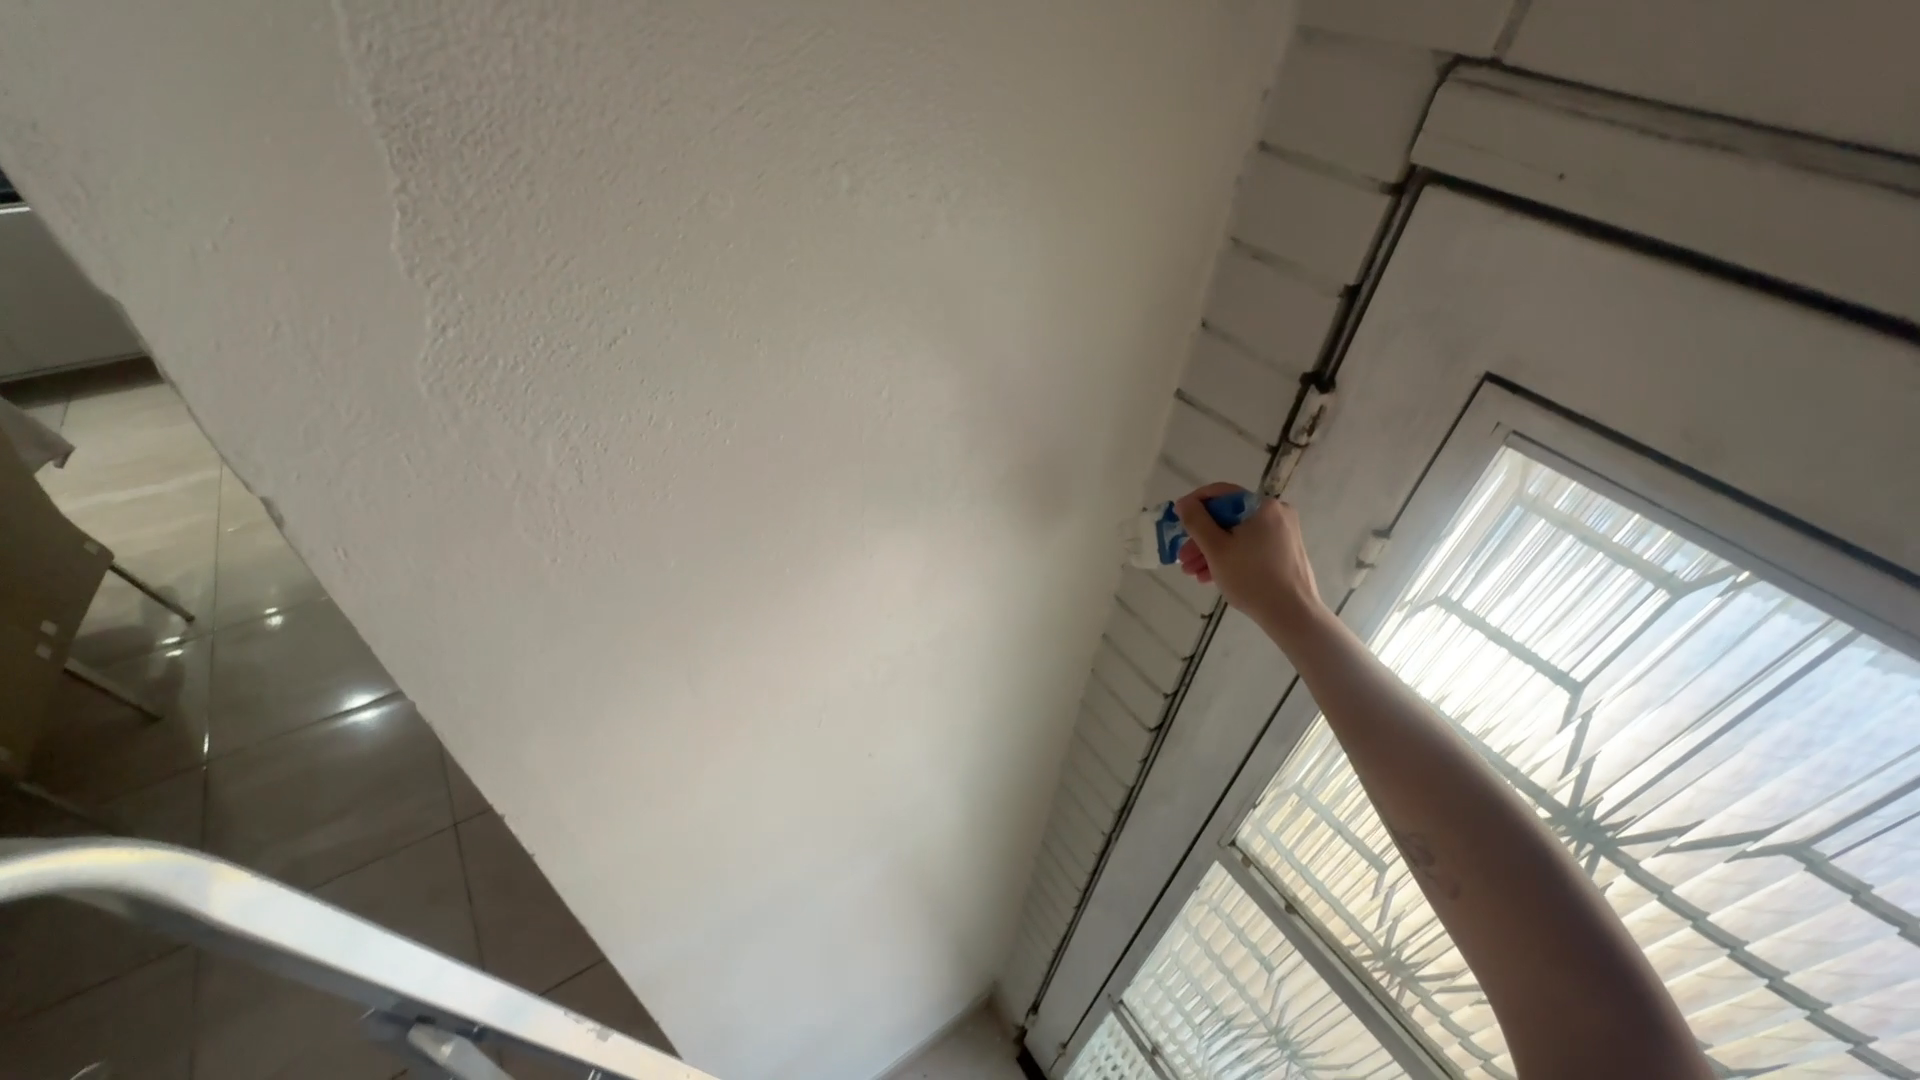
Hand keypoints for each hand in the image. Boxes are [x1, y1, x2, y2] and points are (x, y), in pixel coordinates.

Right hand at [1174, 483, 1327, 639]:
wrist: (1291, 613)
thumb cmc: (1251, 578)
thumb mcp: (1215, 549)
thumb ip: (1196, 521)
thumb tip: (1184, 503)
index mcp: (1261, 505)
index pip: (1220, 493)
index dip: (1194, 505)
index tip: (1177, 521)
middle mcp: (1276, 513)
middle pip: (1228, 517)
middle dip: (1201, 538)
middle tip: (1182, 557)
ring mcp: (1283, 532)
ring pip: (1238, 534)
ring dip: (1212, 551)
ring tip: (1193, 572)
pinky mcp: (1285, 551)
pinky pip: (1251, 546)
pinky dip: (1231, 557)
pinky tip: (1212, 576)